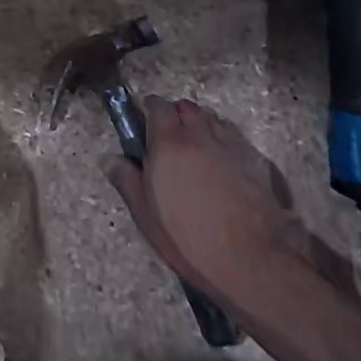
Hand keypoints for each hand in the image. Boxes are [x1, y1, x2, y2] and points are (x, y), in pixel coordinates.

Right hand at [104, 96, 306, 298]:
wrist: (249, 254)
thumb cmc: (189, 237)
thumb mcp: (146, 215)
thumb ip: (127, 181)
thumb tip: (108, 158)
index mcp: (168, 141)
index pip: (158, 106)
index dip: (150, 110)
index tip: (145, 122)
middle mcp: (198, 133)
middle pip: (186, 107)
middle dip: (176, 114)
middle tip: (169, 139)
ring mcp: (228, 141)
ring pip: (210, 118)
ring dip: (199, 124)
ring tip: (195, 150)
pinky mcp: (251, 156)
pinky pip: (230, 135)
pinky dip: (221, 139)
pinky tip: (221, 164)